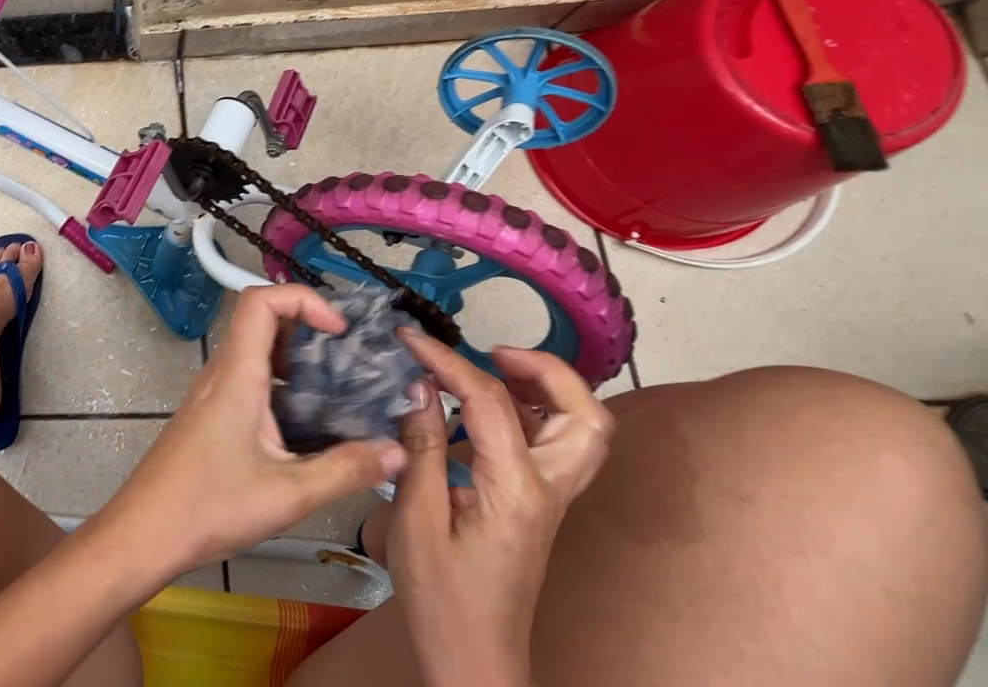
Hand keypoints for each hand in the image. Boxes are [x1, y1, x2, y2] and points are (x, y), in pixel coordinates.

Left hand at [99, 285, 405, 577]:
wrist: (144, 532)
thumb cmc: (208, 507)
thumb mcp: (288, 494)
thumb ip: (346, 470)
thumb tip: (398, 452)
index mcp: (236, 375)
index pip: (260, 301)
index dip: (303, 300)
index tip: (340, 331)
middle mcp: (221, 374)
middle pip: (262, 323)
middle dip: (310, 329)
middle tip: (352, 360)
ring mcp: (213, 395)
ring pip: (257, 354)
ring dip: (298, 361)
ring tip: (343, 391)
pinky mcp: (211, 416)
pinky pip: (250, 382)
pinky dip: (282, 387)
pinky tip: (311, 425)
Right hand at [387, 329, 615, 686]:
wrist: (474, 656)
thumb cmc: (440, 594)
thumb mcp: (415, 518)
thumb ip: (421, 447)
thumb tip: (419, 387)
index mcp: (515, 489)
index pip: (490, 402)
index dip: (447, 361)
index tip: (409, 339)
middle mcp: (549, 489)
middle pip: (584, 414)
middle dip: (546, 370)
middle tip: (491, 352)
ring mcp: (552, 499)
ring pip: (583, 430)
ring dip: (548, 390)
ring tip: (492, 370)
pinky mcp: (541, 507)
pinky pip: (557, 445)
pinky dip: (534, 413)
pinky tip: (486, 412)